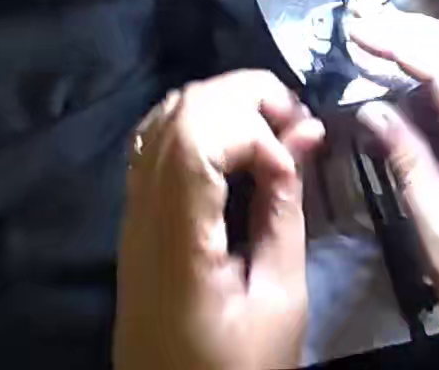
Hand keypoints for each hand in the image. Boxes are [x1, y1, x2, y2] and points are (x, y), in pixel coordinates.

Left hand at [114, 71, 326, 369]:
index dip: (252, 129)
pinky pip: (158, 136)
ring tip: (273, 123)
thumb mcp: (280, 298)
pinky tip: (237, 133)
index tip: (292, 158)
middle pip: (182, 112)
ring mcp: (132, 214)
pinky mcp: (137, 215)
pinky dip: (203, 115)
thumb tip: (306, 130)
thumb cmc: (239, 369)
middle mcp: (142, 218)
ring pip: (167, 114)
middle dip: (248, 95)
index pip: (194, 142)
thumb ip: (285, 207)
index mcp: (176, 248)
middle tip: (296, 122)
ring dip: (228, 100)